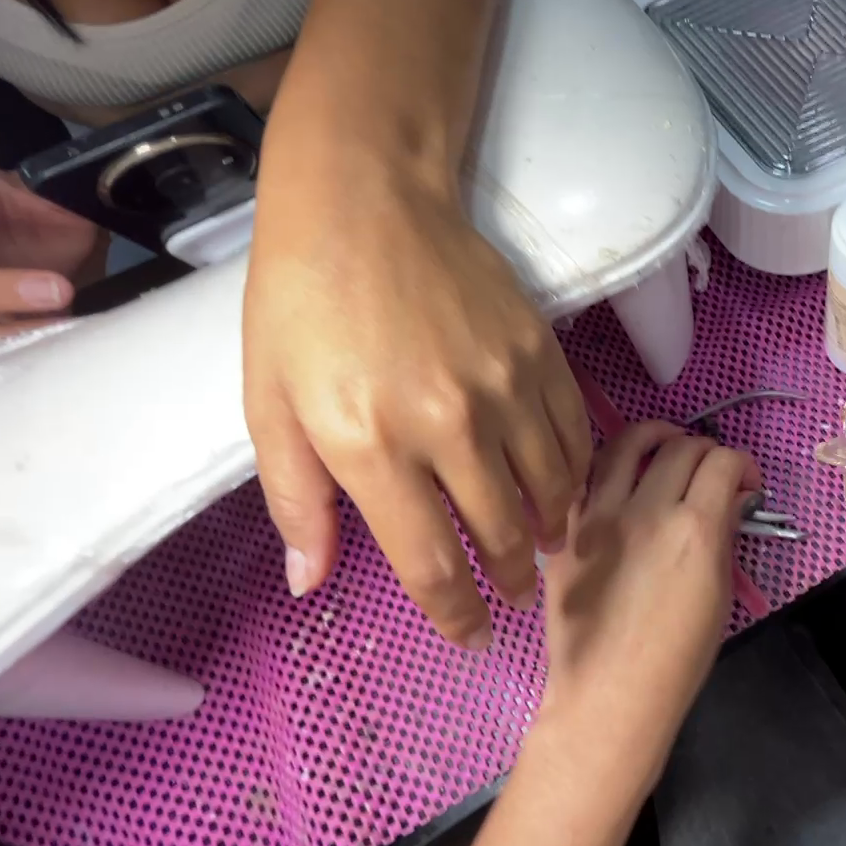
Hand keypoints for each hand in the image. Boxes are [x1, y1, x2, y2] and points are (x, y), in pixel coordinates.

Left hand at [242, 159, 591, 648]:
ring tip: (549, 546)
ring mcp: (508, 389)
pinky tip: (568, 485)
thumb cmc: (302, 304)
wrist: (370, 207)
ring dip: (552, 530)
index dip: (454, 613)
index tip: (470, 637)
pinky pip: (575, 434)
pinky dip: (576, 473)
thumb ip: (297, 498)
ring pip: (552, 487)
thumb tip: (314, 582)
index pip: (430, 561)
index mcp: (372, 445)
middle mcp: (451, 426)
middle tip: (514, 595)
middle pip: (502, 531)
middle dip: (510, 578)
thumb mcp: (268, 403)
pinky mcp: (544, 357)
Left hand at [538, 422, 757, 783]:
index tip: (746, 482)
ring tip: (666, 443)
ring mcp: (600, 516)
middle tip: (711, 469)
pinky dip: (609, 465)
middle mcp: (648, 509)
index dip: (742, 463)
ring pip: (628, 443)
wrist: (611, 693)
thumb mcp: (718, 592)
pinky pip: (587, 477)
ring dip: (656, 436)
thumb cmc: (678, 656)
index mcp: (694, 528)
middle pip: (682, 446)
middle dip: (706, 448)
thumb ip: (723, 533)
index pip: (723, 461)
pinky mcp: (568, 531)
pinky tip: (620, 474)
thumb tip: (732, 497)